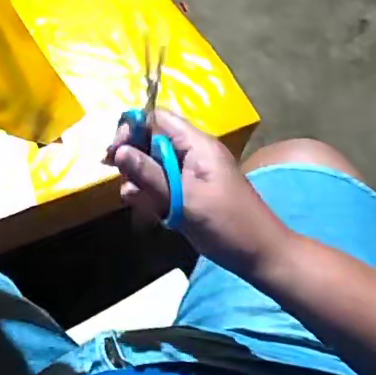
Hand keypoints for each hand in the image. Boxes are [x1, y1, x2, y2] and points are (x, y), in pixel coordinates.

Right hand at [106, 109, 293, 274]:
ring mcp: (190, 175)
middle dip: (132, 156)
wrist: (260, 255)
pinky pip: (161, 185)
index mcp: (198, 145)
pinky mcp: (188, 194)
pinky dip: (149, 194)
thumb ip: (151, 174)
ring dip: (139, 179)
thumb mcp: (186, 199)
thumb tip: (119, 150)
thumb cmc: (227, 223)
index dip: (134, 128)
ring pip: (153, 165)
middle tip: (118, 175)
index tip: (115, 151)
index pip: (159, 119)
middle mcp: (192, 154)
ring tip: (133, 197)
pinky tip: (145, 209)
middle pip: (152, 141)